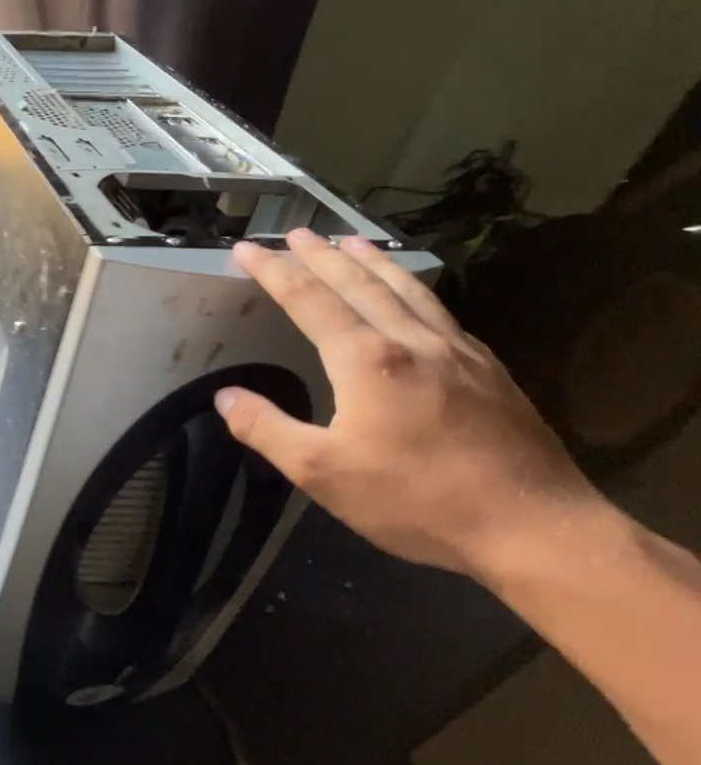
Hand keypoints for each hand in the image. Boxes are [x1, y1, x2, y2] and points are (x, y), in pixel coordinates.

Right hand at [215, 228, 602, 580]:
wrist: (538, 531)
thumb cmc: (418, 500)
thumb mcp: (321, 472)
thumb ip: (267, 429)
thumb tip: (225, 397)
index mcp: (366, 360)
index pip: (309, 300)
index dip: (273, 271)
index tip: (246, 248)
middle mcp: (413, 343)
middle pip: (360, 285)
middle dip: (322, 257)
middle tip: (297, 233)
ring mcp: (460, 356)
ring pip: (409, 292)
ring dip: (374, 264)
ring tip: (353, 243)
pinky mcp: (492, 375)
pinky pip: (442, 314)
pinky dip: (415, 291)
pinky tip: (415, 299)